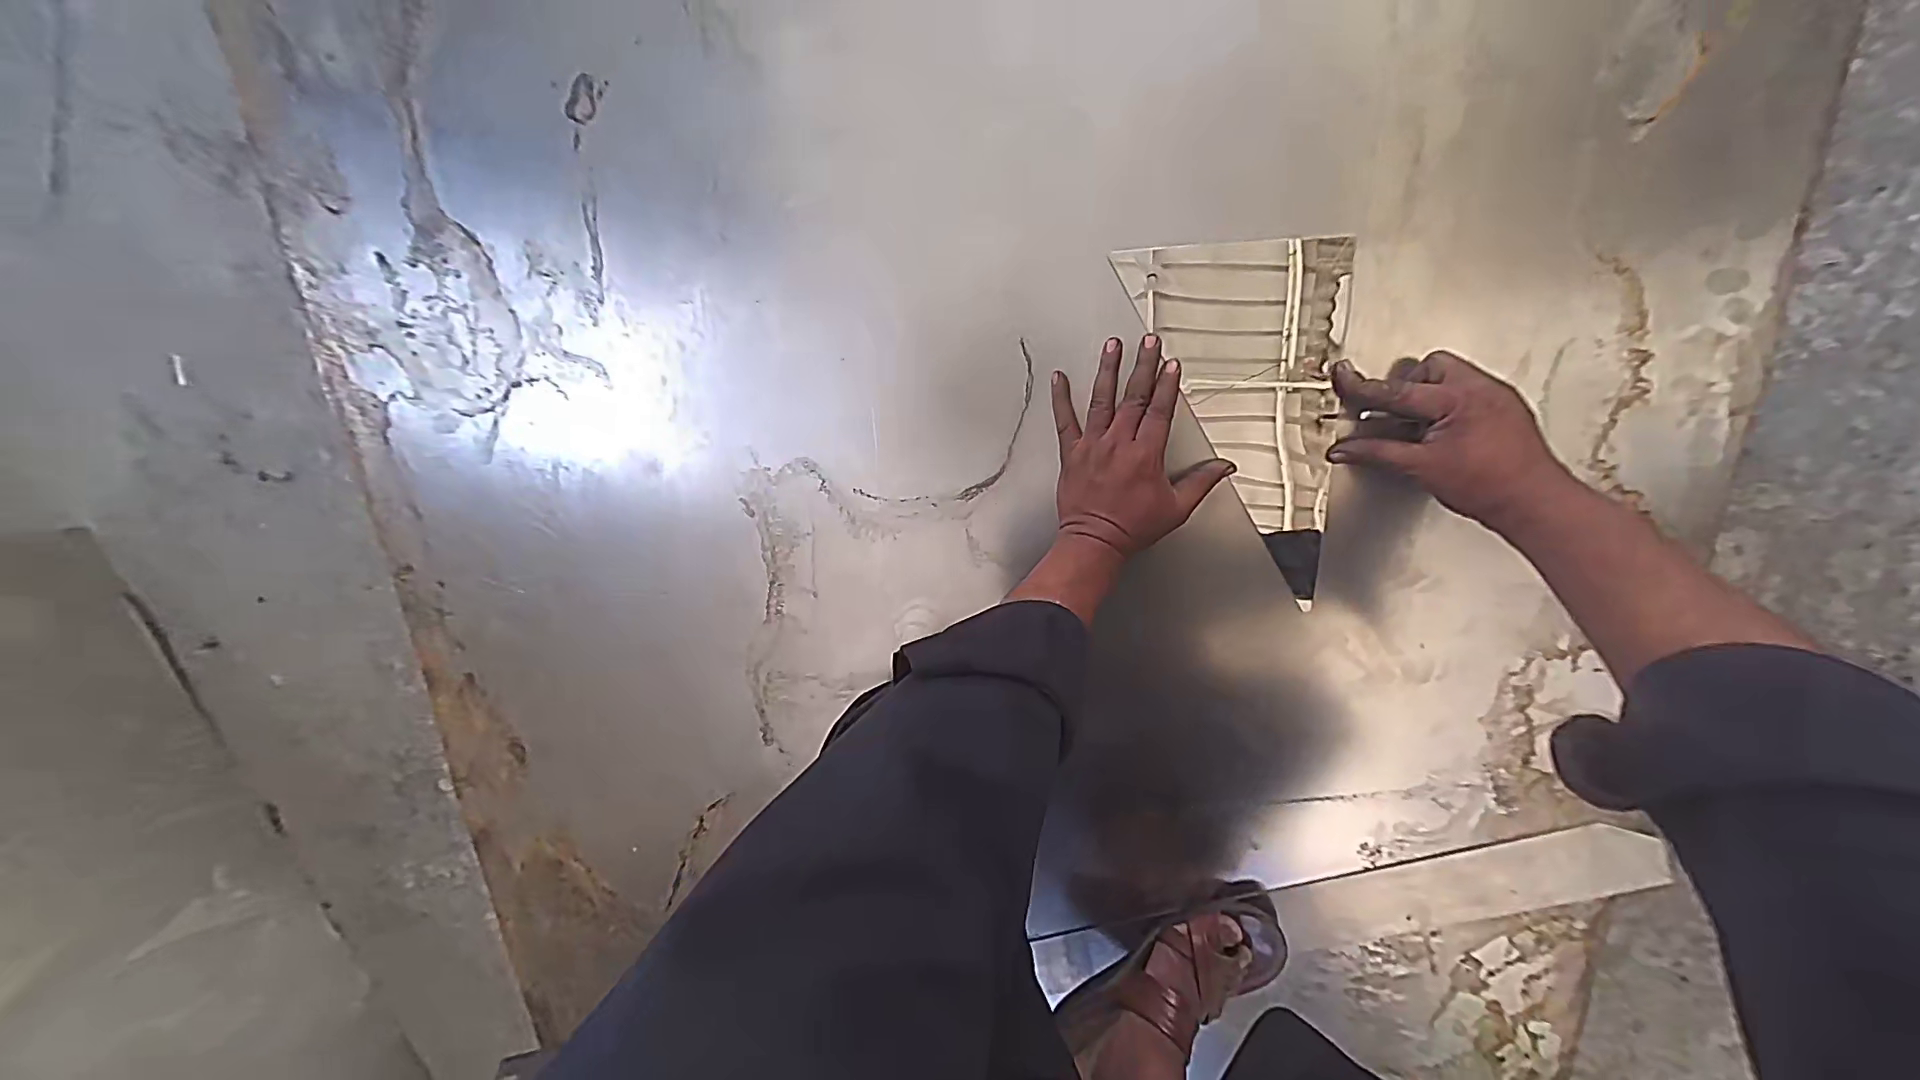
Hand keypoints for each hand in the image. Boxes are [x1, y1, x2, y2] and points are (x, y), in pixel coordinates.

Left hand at [1050, 335, 1237, 556]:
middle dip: (1143, 365)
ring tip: (1112, 346)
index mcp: (1146, 454)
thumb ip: (1201, 483)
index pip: (1160, 409)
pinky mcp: (1071, 453)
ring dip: (1108, 370)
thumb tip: (1224, 468)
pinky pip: (1064, 420)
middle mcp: (1118, 444)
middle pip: (1134, 396)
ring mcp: (1093, 446)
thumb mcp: (1176, 508)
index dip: (1167, 384)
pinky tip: (1059, 378)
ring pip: (1101, 400)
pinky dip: (1060, 398)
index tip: (1171, 364)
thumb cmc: (1131, 528)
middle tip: (1148, 342)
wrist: (1094, 542)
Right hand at [1326, 351, 1576, 530]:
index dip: (1363, 387)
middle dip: (1400, 386)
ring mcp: (1494, 399)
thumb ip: (1377, 453)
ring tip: (1407, 423)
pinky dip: (1440, 408)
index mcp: (1460, 399)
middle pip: (1426, 368)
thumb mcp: (1419, 467)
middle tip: (1379, 408)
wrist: (1531, 503)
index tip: (1343, 378)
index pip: (1397, 390)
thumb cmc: (1491, 485)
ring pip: (1445, 378)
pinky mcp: (1500, 411)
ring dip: (1421, 397)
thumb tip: (1346, 449)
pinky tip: (1431, 432)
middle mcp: (1481, 390)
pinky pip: (1462, 394)